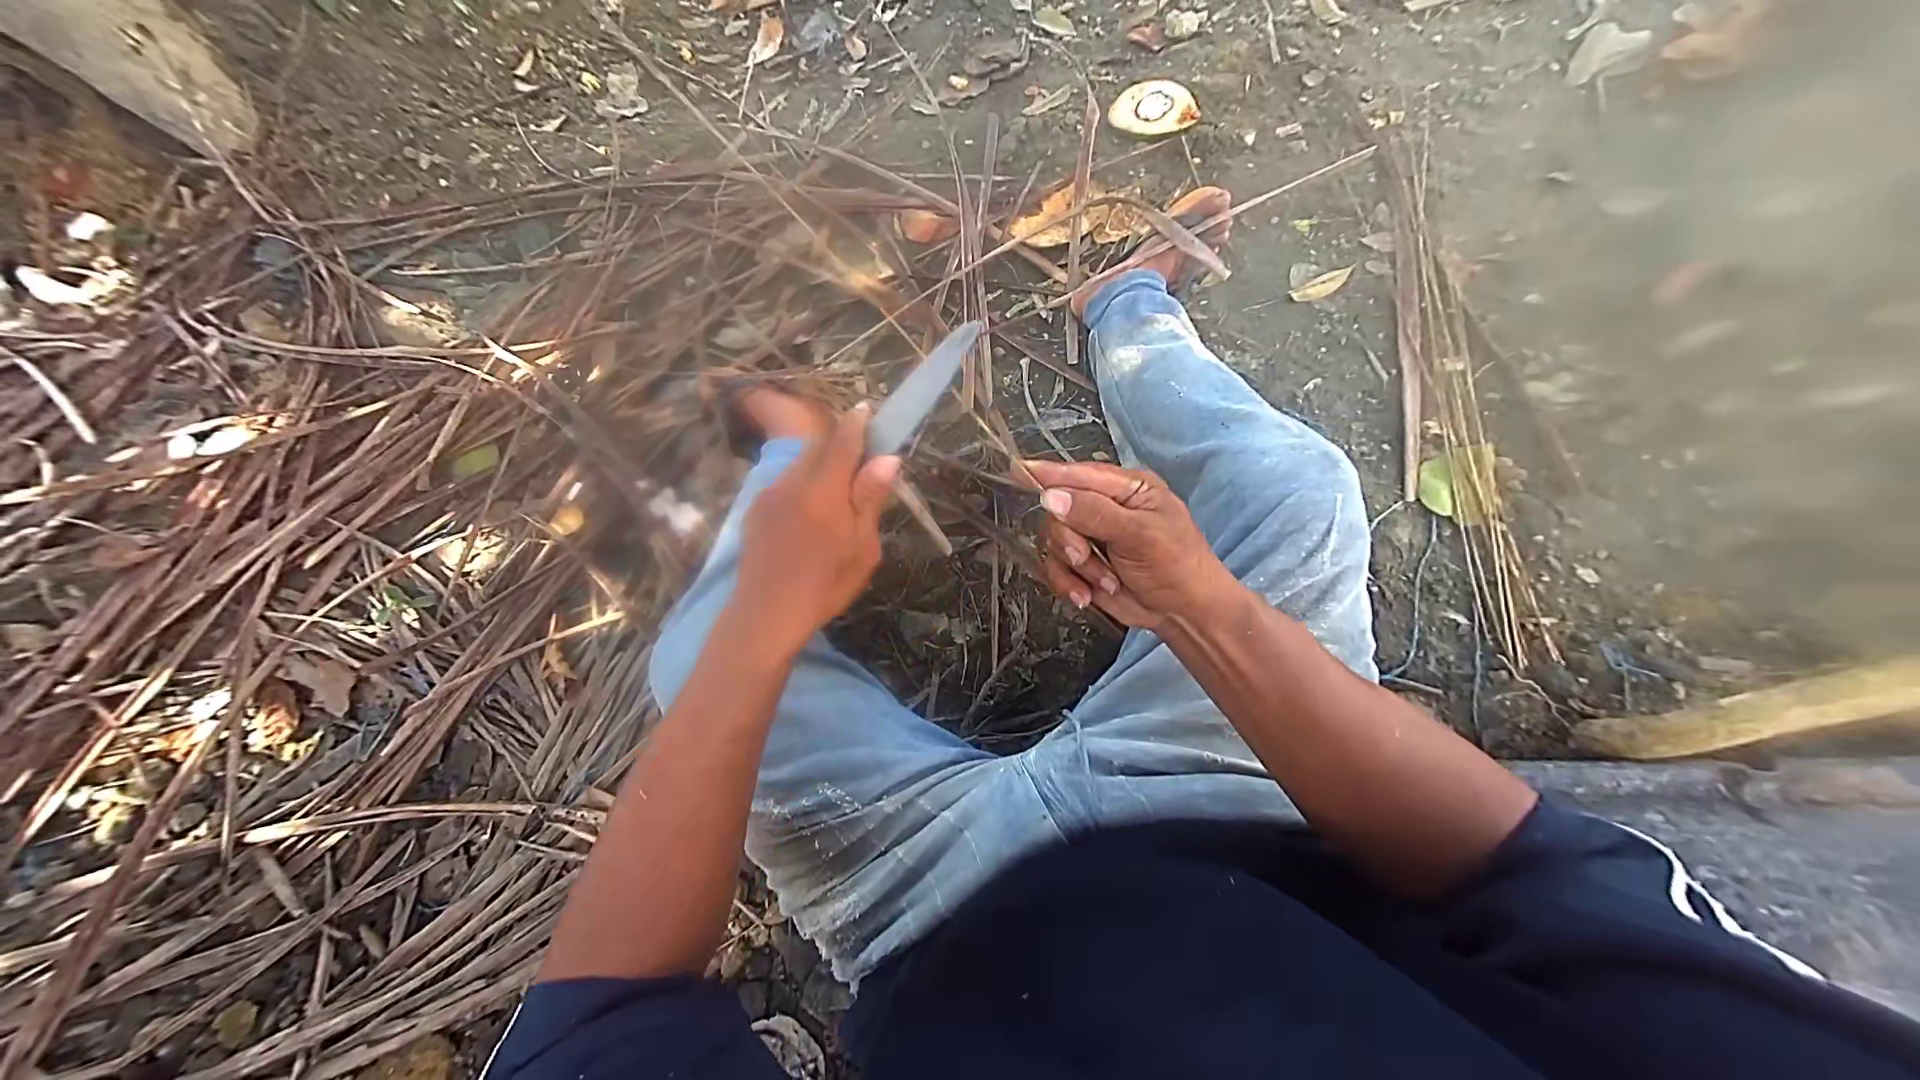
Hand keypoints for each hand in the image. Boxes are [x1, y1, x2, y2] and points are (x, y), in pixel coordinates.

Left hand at [733, 405, 900, 657]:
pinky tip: (810, 513)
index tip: (867, 410)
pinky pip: (785, 482)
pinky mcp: (755, 509)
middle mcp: (792, 483)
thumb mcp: (861, 549)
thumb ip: (870, 499)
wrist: (765, 615)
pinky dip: (803, 483)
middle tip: (861, 462)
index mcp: (823, 492)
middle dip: (840, 444)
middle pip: (819, 447)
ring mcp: (768, 494)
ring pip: (800, 463)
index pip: (842, 442)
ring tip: (837, 494)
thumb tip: (887, 458)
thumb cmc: (824, 586)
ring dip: (821, 464)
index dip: (857, 423)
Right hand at [1024, 459, 1230, 631]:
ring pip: (1054, 542)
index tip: (1020, 471)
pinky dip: (1068, 584)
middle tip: (1085, 557)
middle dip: (1070, 540)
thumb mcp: (1140, 534)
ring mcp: (1090, 537)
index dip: (1049, 474)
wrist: (1183, 613)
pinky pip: (1055, 568)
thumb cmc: (1175, 564)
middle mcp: (1103, 507)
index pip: (1079, 475)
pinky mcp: (1082, 566)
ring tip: (1106, 582)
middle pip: (1058, 511)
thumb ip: (1094, 513)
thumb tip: (1050, 497)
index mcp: (1125, 488)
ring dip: (1076, 567)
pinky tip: (1086, 596)